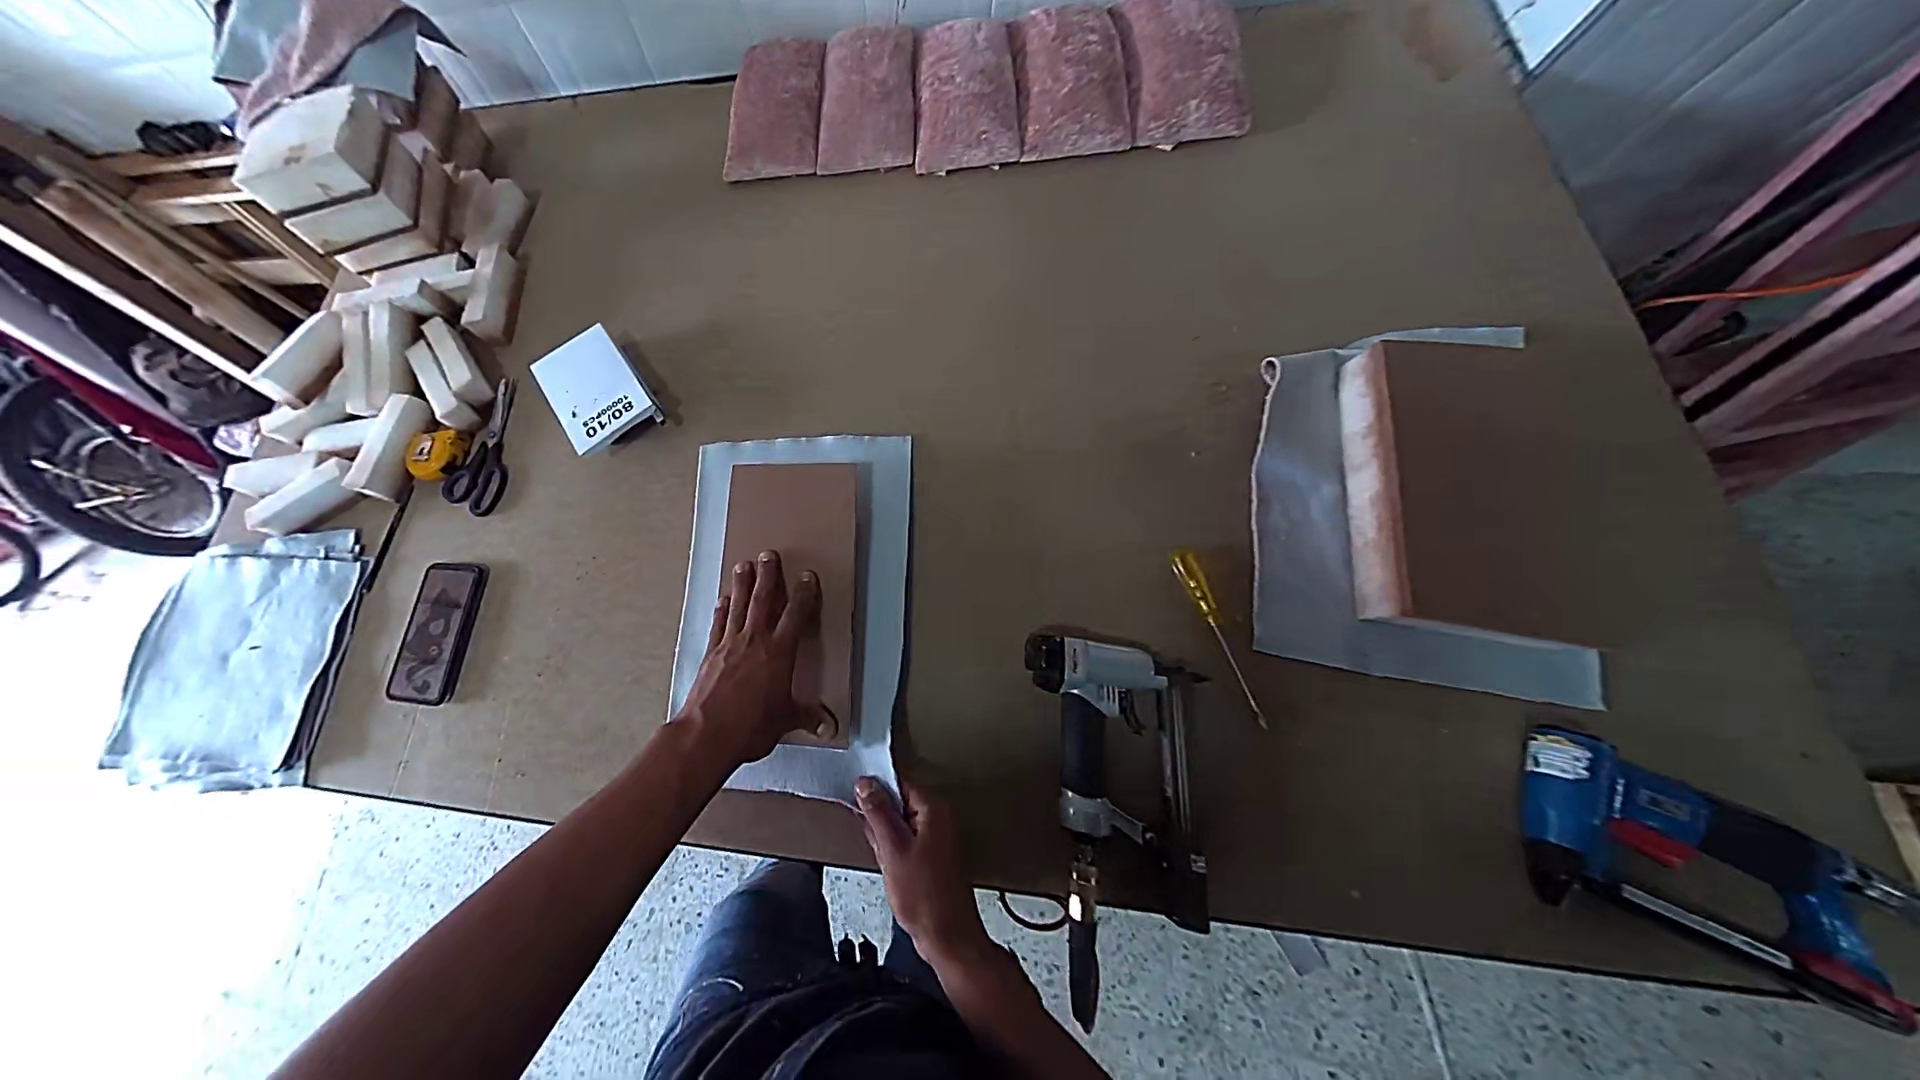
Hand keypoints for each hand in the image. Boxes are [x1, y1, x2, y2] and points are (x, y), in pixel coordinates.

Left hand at [678, 551, 822, 762]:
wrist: (706, 735)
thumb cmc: (749, 726)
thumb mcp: (785, 720)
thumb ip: (807, 717)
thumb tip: (827, 725)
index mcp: (779, 652)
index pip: (796, 614)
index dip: (804, 594)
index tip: (807, 577)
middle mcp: (754, 641)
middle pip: (763, 599)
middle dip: (768, 576)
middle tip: (768, 555)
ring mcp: (729, 645)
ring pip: (738, 605)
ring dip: (742, 584)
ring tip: (743, 566)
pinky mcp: (710, 655)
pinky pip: (718, 624)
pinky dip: (721, 610)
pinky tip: (722, 601)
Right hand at [855, 777, 991, 964]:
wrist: (945, 934)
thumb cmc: (927, 897)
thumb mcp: (892, 849)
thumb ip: (877, 813)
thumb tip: (866, 785)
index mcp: (934, 809)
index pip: (899, 783)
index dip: (876, 792)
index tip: (859, 801)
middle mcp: (939, 819)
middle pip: (898, 804)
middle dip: (881, 823)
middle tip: (880, 845)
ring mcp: (936, 837)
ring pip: (899, 826)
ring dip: (886, 842)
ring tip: (891, 863)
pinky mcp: (931, 854)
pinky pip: (905, 842)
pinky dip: (894, 853)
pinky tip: (894, 871)